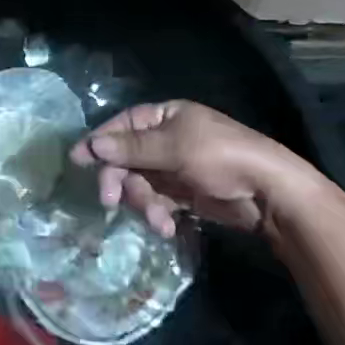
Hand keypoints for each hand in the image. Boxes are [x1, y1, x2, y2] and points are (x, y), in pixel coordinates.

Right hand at [68, 100, 321, 236]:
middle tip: (111, 201)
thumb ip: (133, 148)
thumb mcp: (175, 148)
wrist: (267, 192)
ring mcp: (175, 168)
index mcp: (166, 117)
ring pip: (140, 184)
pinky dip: (158, 215)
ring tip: (157, 219)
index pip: (123, 125)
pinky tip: (168, 228)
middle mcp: (167, 139)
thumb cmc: (221, 157)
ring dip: (143, 203)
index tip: (77, 160)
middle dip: (121, 180)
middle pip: (127, 158)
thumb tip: (93, 144)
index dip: (100, 142)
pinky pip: (157, 202)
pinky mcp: (184, 195)